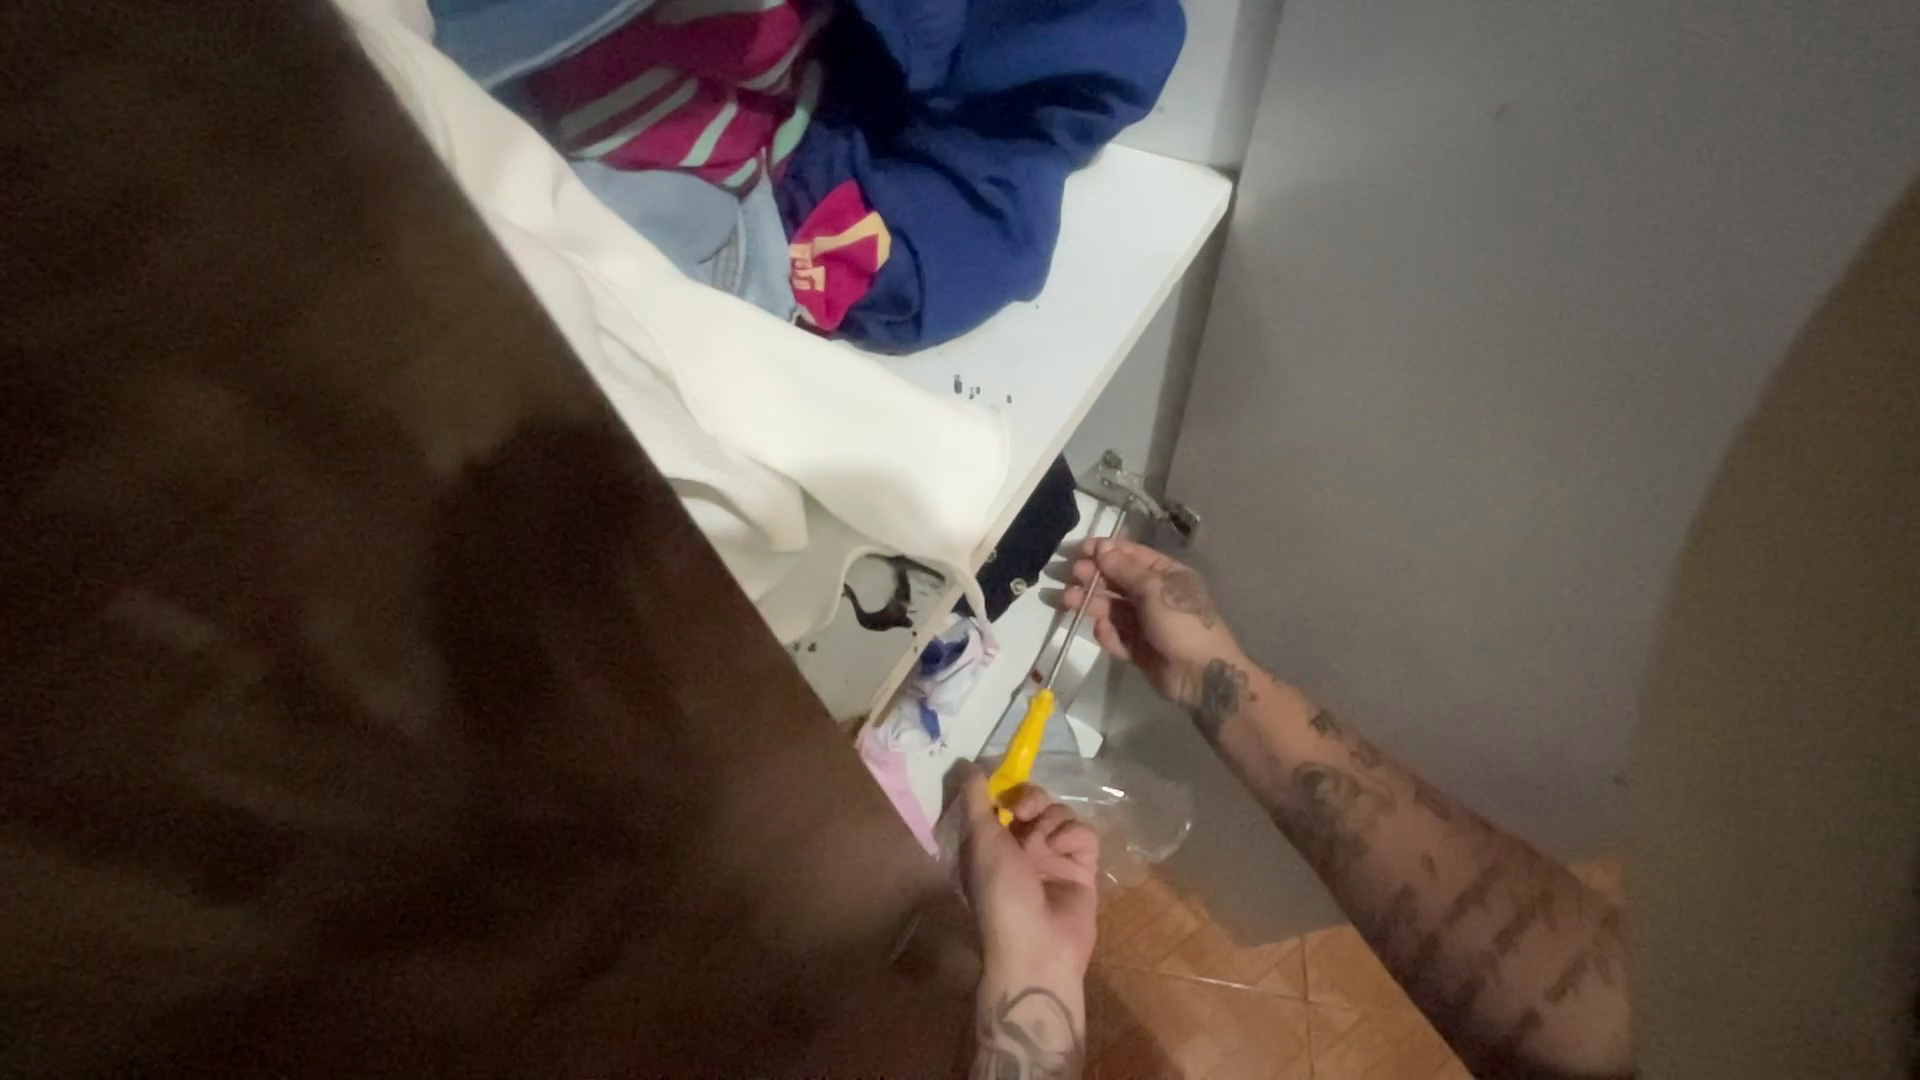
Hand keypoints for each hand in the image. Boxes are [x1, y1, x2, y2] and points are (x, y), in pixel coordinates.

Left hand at [956, 767, 1099, 983]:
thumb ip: (976, 802)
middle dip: (1032, 800)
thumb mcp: (980, 842)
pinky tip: (1063, 849)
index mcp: (995, 843)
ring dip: (1051, 820)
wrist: (1037, 947)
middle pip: (1036, 801)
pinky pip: (1084, 834)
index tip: (1006, 790)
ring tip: (1044, 844)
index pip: (1005, 800)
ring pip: (1061, 813)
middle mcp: (1025, 847)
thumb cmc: (1000, 892)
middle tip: (1025, 812)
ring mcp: (1055, 857)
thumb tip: (970, 767)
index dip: (1009, 790)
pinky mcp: (1083, 868)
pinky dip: (1074, 835)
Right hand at [1061, 536, 1247, 708]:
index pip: (1132, 556)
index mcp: (1166, 575)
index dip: (1107, 550)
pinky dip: (1107, 633)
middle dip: (1095, 576)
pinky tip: (1101, 631)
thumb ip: (1124, 568)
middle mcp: (1154, 596)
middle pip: (1118, 581)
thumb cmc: (1181, 621)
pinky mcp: (1138, 648)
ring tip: (1068, 600)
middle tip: (1073, 574)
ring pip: (1112, 608)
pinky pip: (1117, 636)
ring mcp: (1146, 623)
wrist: (1201, 674)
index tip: (1082, 549)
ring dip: (1092, 603)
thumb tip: (1102, 547)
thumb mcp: (1153, 588)